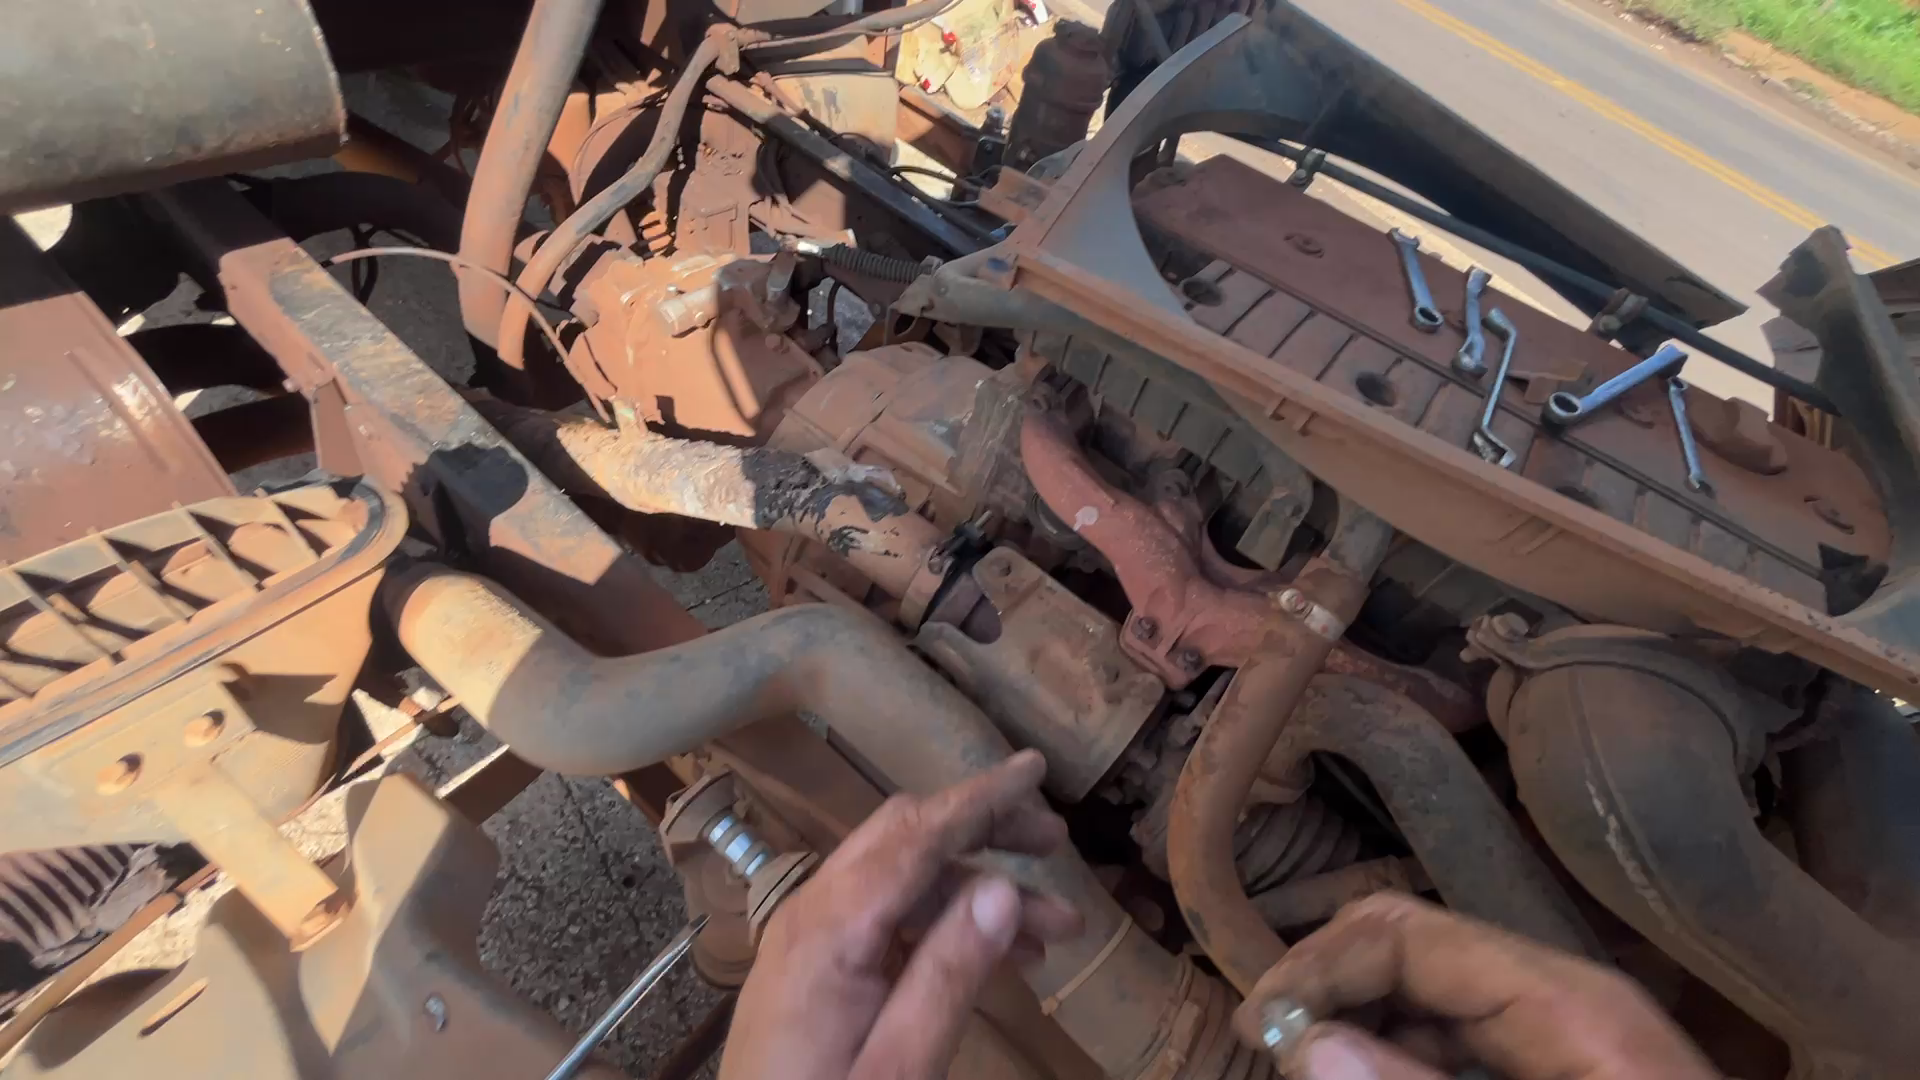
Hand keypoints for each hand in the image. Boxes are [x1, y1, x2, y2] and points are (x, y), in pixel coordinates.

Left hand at [719, 750, 1084, 1079]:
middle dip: (985, 828)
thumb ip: (948, 975)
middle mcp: (817, 907)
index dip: (981, 797)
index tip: (1034, 765)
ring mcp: (814, 930)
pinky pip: (891, 914)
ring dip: (977, 886)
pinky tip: (998, 953)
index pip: (917, 833)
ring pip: (907, 876)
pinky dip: (947, 920)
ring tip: (1053, 925)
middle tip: (1054, 840)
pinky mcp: (819, 958)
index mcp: (831, 926)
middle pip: (910, 834)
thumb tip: (1003, 887)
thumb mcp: (899, 1068)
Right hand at [1233, 892, 1717, 1079]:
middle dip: (1327, 986)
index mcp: (1559, 997)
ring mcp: (1548, 1031)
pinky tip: (1361, 1071)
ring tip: (1304, 1060)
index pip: (1398, 931)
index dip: (1319, 964)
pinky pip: (1444, 1038)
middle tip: (1272, 1038)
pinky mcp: (1545, 1066)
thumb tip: (1300, 1039)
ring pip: (1414, 994)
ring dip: (1351, 1021)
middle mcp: (1546, 994)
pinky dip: (1391, 1053)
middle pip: (1400, 948)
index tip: (1263, 1019)